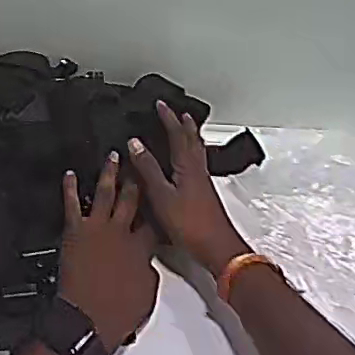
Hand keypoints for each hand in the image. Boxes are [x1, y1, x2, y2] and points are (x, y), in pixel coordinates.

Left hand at [58, 153, 157, 349]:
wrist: (89, 317)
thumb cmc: (118, 312)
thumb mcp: (145, 293)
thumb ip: (147, 270)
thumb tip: (145, 263)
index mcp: (142, 249)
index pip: (156, 221)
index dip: (160, 205)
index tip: (163, 190)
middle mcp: (122, 233)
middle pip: (134, 199)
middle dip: (138, 178)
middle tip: (140, 159)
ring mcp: (98, 229)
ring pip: (106, 193)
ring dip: (110, 173)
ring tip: (113, 156)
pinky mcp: (76, 230)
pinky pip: (73, 203)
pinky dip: (71, 187)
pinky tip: (70, 175)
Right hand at [126, 101, 251, 272]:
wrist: (218, 249)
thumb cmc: (192, 225)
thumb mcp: (161, 195)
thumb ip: (148, 169)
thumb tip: (135, 144)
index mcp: (187, 167)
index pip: (177, 135)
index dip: (168, 119)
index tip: (161, 105)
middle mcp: (197, 172)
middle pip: (192, 141)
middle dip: (184, 124)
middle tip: (177, 113)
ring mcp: (202, 183)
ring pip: (196, 152)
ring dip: (189, 138)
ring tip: (184, 130)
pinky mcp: (203, 194)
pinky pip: (195, 165)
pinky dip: (189, 154)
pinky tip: (185, 163)